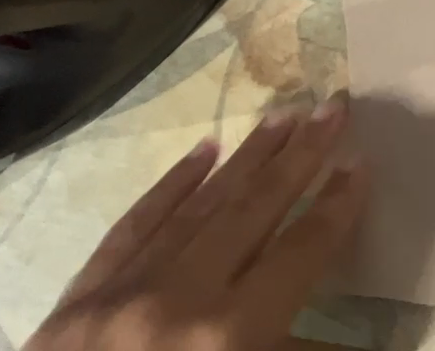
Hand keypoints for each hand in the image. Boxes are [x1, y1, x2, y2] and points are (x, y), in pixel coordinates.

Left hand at [25, 98, 368, 350]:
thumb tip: (353, 340)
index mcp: (229, 337)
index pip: (302, 248)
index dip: (338, 204)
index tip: (361, 162)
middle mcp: (180, 301)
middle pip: (256, 208)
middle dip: (302, 154)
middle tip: (333, 107)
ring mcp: (120, 296)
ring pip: (200, 206)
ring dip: (248, 156)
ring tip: (283, 115)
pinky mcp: (73, 303)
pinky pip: (132, 228)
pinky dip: (171, 186)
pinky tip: (203, 151)